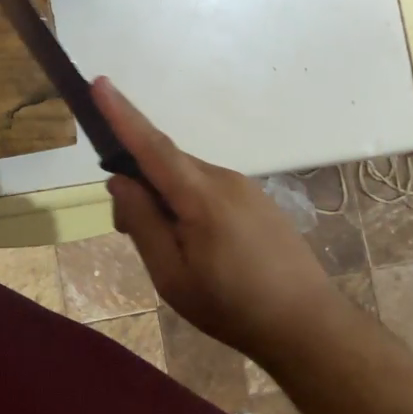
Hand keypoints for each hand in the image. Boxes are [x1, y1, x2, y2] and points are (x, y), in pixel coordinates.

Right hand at [96, 77, 346, 362]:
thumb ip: (142, 223)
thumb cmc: (235, 309)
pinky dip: (186, 204)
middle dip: (137, 183)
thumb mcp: (172, 276)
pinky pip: (205, 188)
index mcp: (202, 197)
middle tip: (126, 228)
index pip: (151, 145)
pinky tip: (195, 246)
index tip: (98, 82)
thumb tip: (119, 181)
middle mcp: (224, 180)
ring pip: (184, 177)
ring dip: (163, 198)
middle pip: (164, 163)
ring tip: (168, 250)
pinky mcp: (256, 201)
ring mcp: (244, 188)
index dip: (121, 114)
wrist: (314, 331)